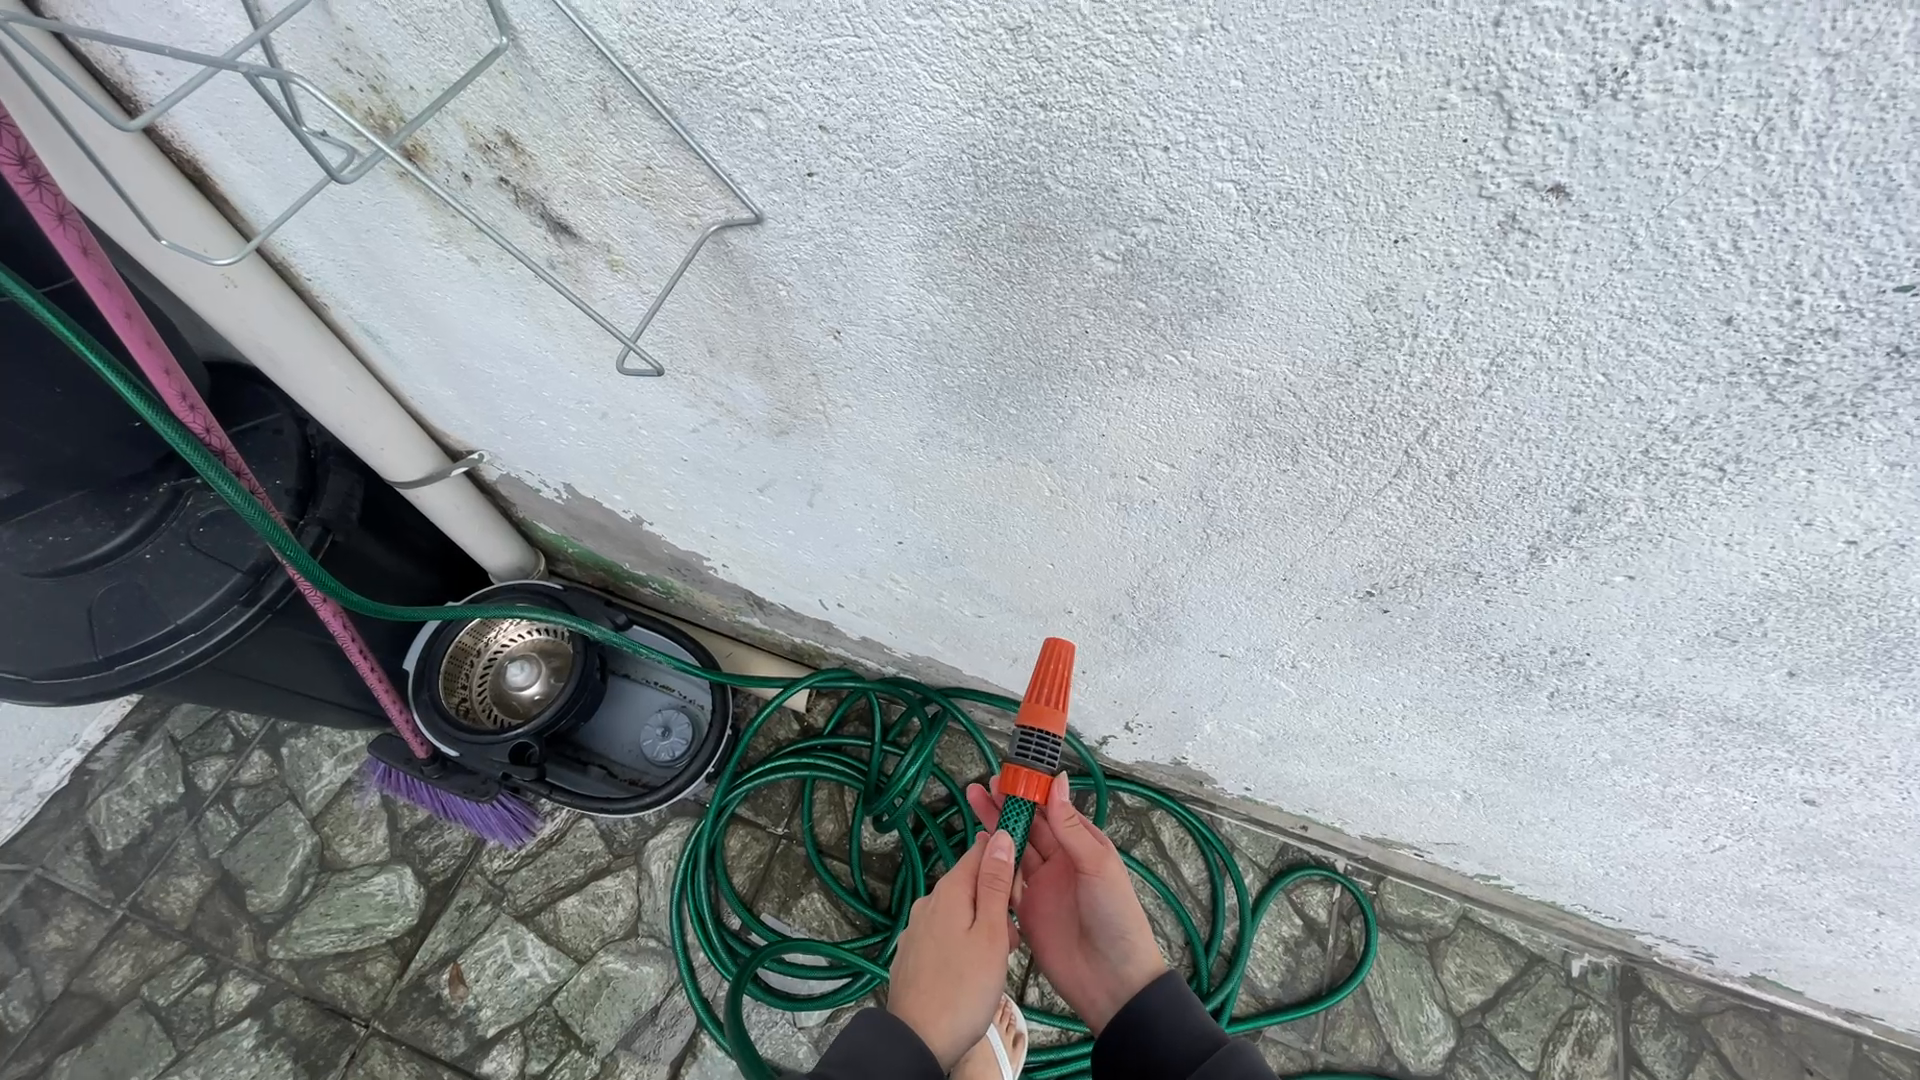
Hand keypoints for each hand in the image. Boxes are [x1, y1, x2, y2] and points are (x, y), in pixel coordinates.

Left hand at [887, 828, 1019, 1067]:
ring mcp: (918, 927)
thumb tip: (1001, 835)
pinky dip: (964, 942)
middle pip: (971, 882)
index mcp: (950, 890)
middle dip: (997, 901)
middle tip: (1012, 938)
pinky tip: (972, 971)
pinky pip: (946, 933)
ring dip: (983, 925)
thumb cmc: (963, 989)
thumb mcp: (991, 934)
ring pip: (960, 910)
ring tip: (995, 961)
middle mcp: (929, 901)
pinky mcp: (913, 952)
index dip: (1005, 863)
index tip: (1020, 893)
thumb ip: (996, 883)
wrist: (917, 1041)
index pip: (981, 852)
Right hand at [967, 772, 1166, 1034]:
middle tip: (981, 785)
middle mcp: (1060, 861)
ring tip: (973, 802)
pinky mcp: (1026, 911)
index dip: (1030, 791)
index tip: (1010, 773)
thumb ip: (1070, 826)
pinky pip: (1005, 882)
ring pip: (1013, 849)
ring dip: (994, 826)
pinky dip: (991, 863)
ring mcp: (1041, 886)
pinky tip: (977, 845)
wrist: (1113, 982)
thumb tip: (1058, 780)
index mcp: (1082, 845)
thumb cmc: (1116, 917)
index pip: (1052, 809)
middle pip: (1028, 826)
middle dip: (1005, 804)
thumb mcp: (1097, 865)